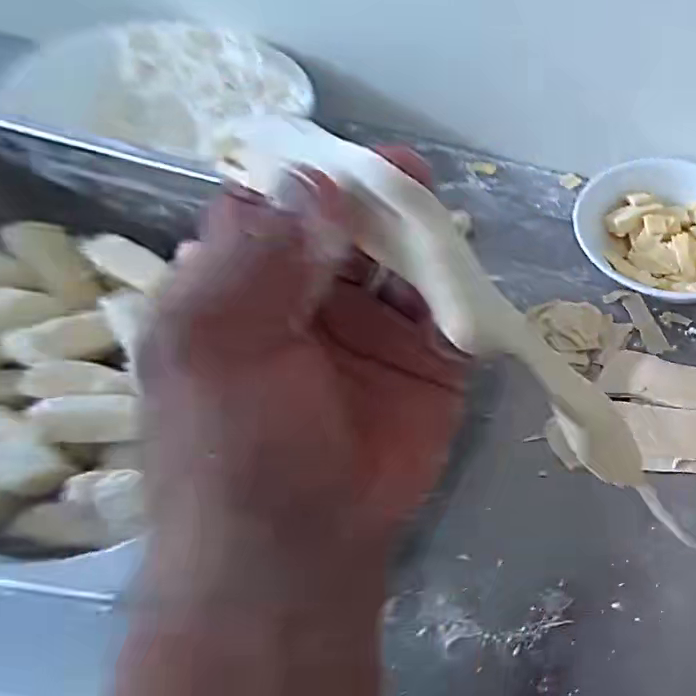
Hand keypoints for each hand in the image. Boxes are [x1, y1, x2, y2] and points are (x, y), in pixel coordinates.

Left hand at [140, 148, 467, 593]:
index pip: (275, 209)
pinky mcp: (438, 363)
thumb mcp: (218, 345)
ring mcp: (382, 331)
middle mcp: (316, 298)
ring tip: (452, 225)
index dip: (308, 178)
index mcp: (243, 285)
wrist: (307, 535)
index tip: (345, 160)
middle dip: (383, 201)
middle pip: (356, 229)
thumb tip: (315, 183)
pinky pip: (459, 317)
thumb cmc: (238, 445)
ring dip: (433, 245)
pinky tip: (477, 286)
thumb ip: (261, 262)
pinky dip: (471, 299)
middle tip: (413, 176)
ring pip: (413, 267)